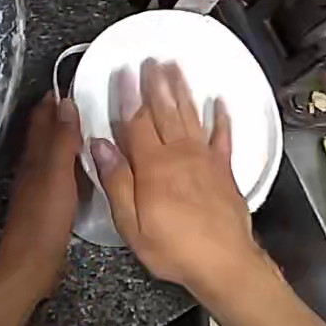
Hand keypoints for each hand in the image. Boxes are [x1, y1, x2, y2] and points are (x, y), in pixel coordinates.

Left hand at [0, 94, 82, 295]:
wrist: (32, 262)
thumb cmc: (44, 218)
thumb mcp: (57, 174)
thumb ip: (62, 139)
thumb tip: (65, 102)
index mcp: (34, 155)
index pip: (42, 117)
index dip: (54, 99)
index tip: (72, 81)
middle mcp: (33, 165)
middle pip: (45, 132)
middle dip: (60, 113)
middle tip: (84, 98)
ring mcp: (40, 184)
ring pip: (52, 150)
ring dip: (66, 136)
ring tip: (90, 125)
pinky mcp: (48, 201)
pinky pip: (61, 170)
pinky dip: (72, 160)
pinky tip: (86, 164)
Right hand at [91, 60, 273, 301]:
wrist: (225, 264)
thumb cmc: (175, 248)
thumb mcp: (131, 223)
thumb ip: (116, 181)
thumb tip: (100, 146)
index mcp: (153, 166)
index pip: (136, 121)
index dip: (129, 96)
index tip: (125, 73)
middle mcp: (180, 155)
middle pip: (165, 110)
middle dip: (156, 83)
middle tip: (151, 61)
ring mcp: (205, 160)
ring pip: (191, 116)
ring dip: (182, 90)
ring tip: (175, 68)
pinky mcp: (224, 170)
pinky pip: (223, 137)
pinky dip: (221, 118)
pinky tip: (219, 102)